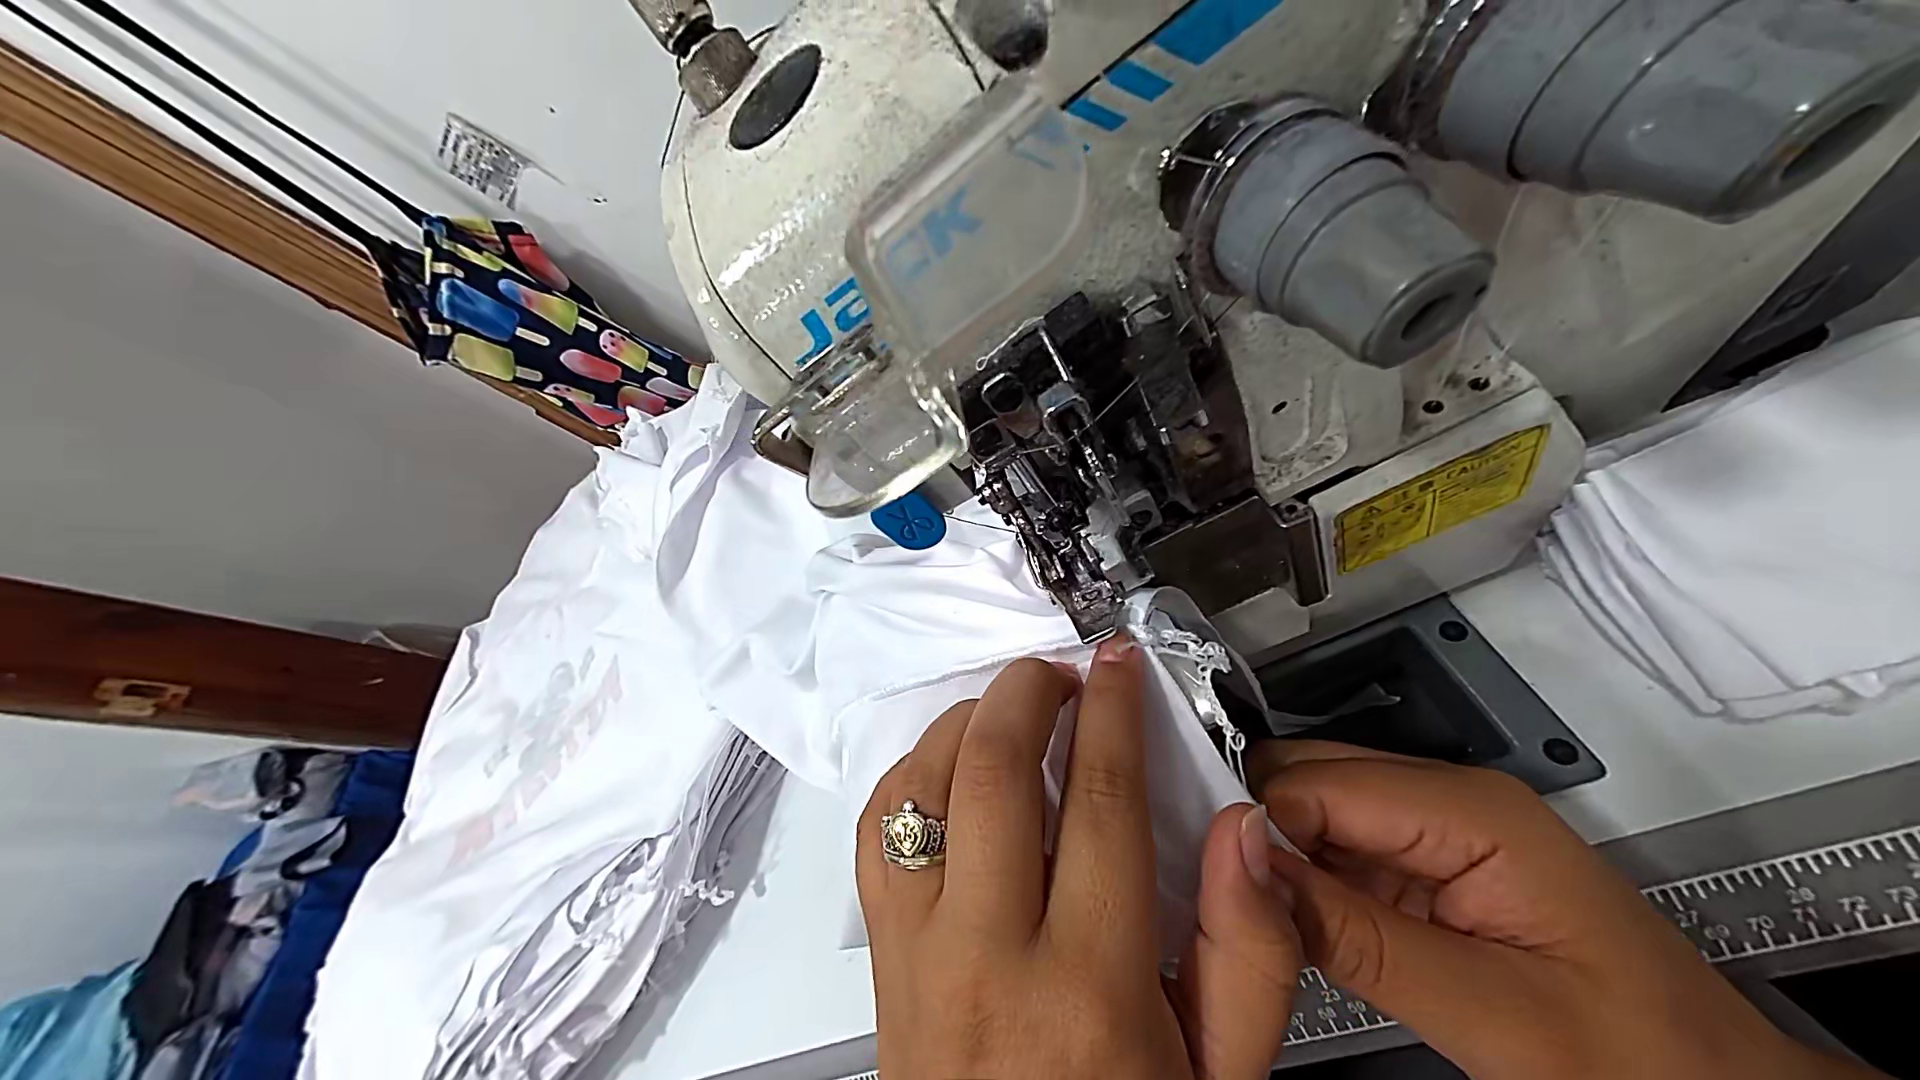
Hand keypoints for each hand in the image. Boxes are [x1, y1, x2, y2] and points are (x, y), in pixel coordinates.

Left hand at [857, 637, 1303, 1079]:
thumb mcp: (1221, 1077)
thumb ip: (1249, 949)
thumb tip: (1241, 827)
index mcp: (1090, 986)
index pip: (1100, 800)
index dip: (1112, 712)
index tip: (1116, 664)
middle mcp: (989, 955)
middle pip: (994, 771)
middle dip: (1027, 693)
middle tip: (1056, 674)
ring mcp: (918, 949)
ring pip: (922, 785)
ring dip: (967, 721)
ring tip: (1009, 707)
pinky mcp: (883, 953)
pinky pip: (878, 829)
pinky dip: (914, 771)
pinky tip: (953, 764)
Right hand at [1251, 741, 1879, 1079]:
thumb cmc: (1646, 1060)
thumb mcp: (1499, 1014)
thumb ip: (1359, 936)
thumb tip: (1250, 871)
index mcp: (1468, 808)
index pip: (1312, 782)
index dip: (1256, 828)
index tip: (1220, 881)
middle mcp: (1440, 794)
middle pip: (1299, 773)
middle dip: (1251, 826)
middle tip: (1220, 890)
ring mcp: (1426, 822)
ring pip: (1301, 802)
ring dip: (1268, 850)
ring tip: (1244, 903)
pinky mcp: (1416, 854)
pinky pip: (1325, 840)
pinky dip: (1293, 871)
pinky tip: (1280, 909)